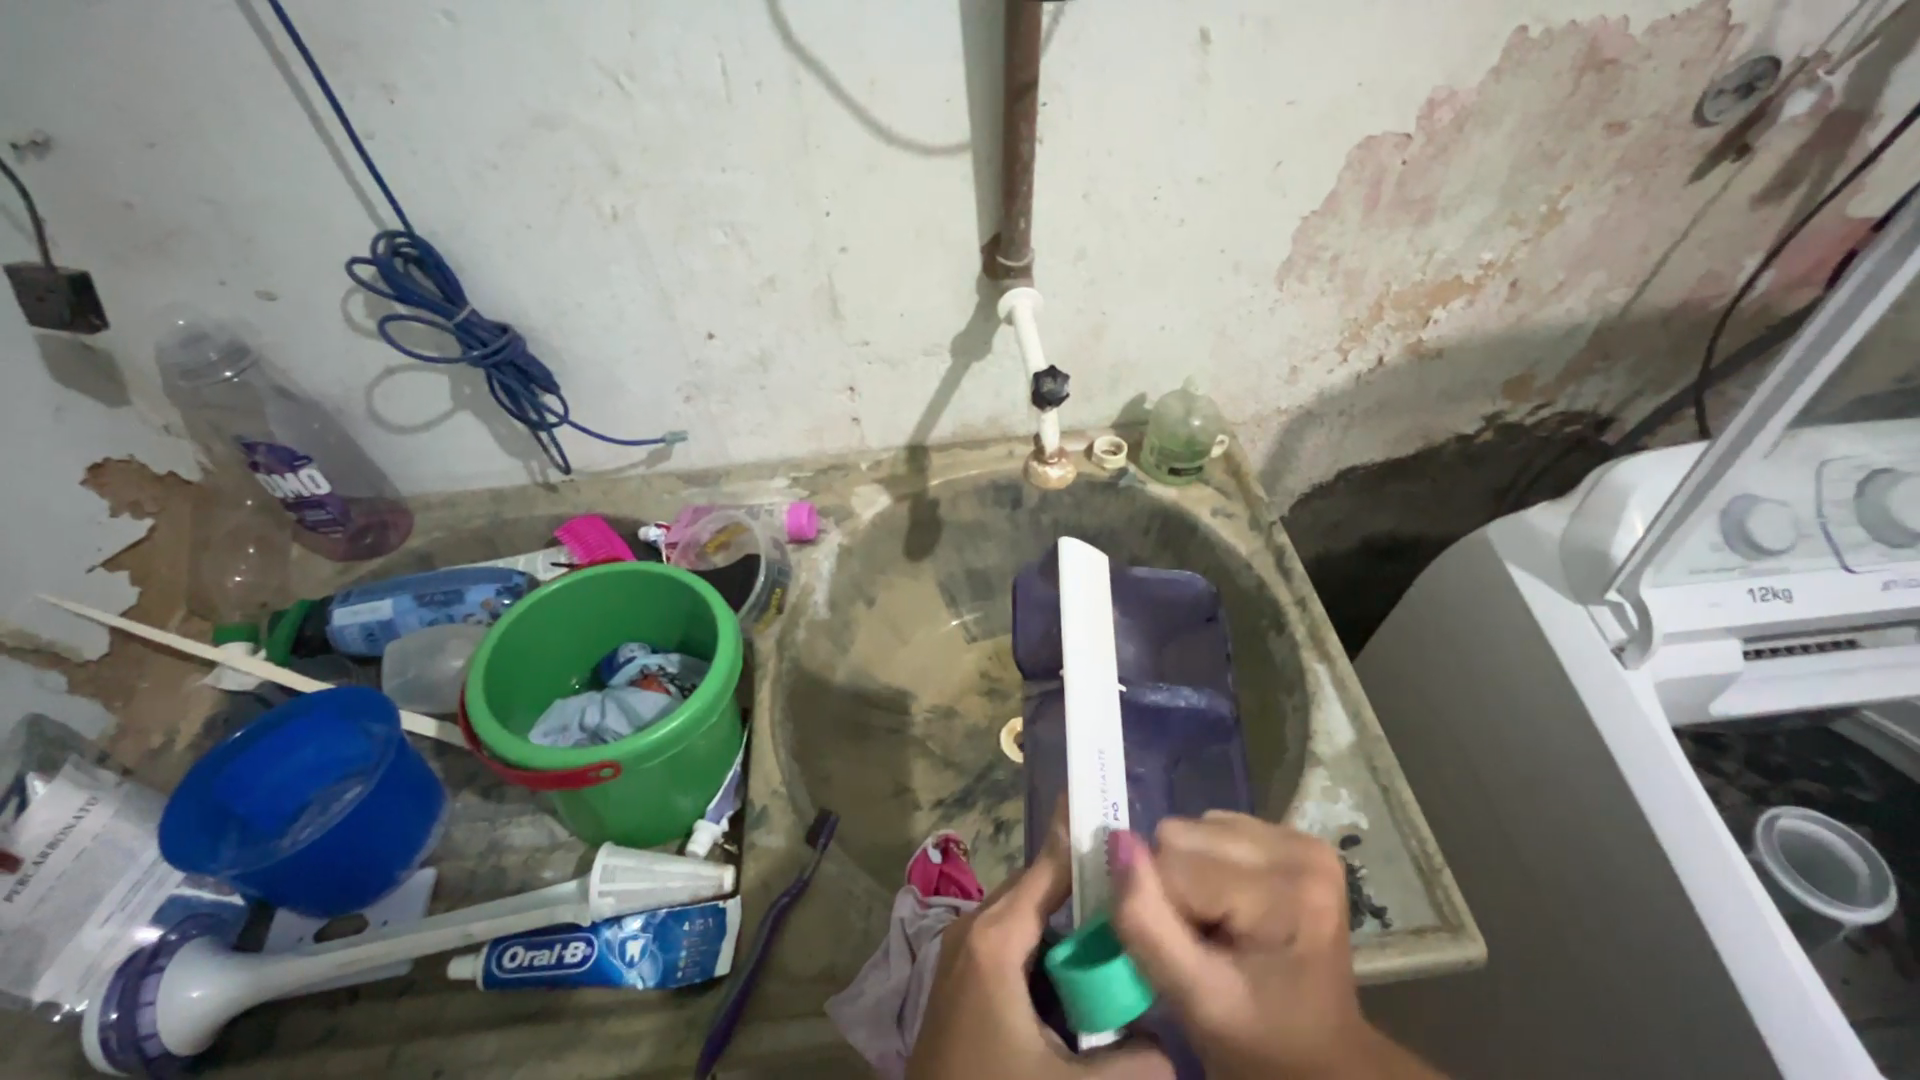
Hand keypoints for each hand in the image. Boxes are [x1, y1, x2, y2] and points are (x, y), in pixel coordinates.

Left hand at [908, 802, 1171, 1079]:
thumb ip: (1141, 1057)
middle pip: (1045, 894)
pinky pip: (1016, 952)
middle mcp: (973, 931)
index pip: (1052, 865)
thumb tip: (1169, 1039)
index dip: (1089, 838)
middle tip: (1142, 899)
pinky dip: (1050, 960)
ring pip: (1032, 926)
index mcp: (995, 937)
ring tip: (1119, 945)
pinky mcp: (962, 984)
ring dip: (1072, 936)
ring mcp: (962, 956)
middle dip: (1092, 897)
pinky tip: (1082, 987)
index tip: (1119, 806)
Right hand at [1108, 812, 1443, 1079]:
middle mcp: (1298, 848)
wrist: (1319, 1057)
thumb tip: (1116, 840)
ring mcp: (1299, 839)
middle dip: (1174, 888)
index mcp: (1286, 890)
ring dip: (1189, 876)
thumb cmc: (1257, 1040)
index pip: (1171, 864)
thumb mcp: (1193, 998)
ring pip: (1192, 828)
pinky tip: (1231, 907)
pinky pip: (1212, 830)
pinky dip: (1207, 867)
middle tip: (1204, 942)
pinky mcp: (1293, 839)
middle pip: (1181, 835)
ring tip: (1219, 927)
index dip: (1162, 913)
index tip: (1192, 959)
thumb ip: (1145, 922)